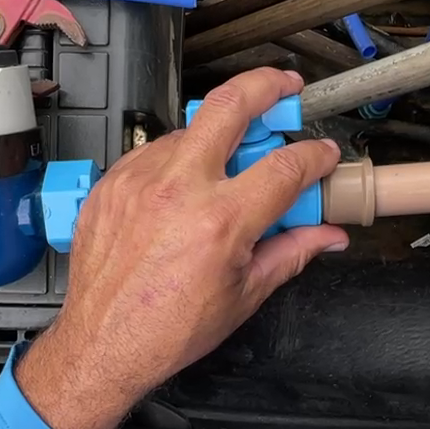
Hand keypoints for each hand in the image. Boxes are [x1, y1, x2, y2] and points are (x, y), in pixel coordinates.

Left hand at [16, 69, 346, 428]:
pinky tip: (184, 187)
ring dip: (216, 136)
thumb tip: (327, 236)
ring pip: (188, 129)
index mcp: (220, 221)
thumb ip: (290, 253)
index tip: (322, 157)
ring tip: (226, 165)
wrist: (102, 344)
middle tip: (285, 86)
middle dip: (266, 84)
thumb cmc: (167, 330)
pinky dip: (177, 160)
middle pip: (229, 105)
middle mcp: (177, 189)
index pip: (285, 166)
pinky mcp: (111, 184)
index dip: (315, 156)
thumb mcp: (243, 295)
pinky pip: (153, 152)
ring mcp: (138, 181)